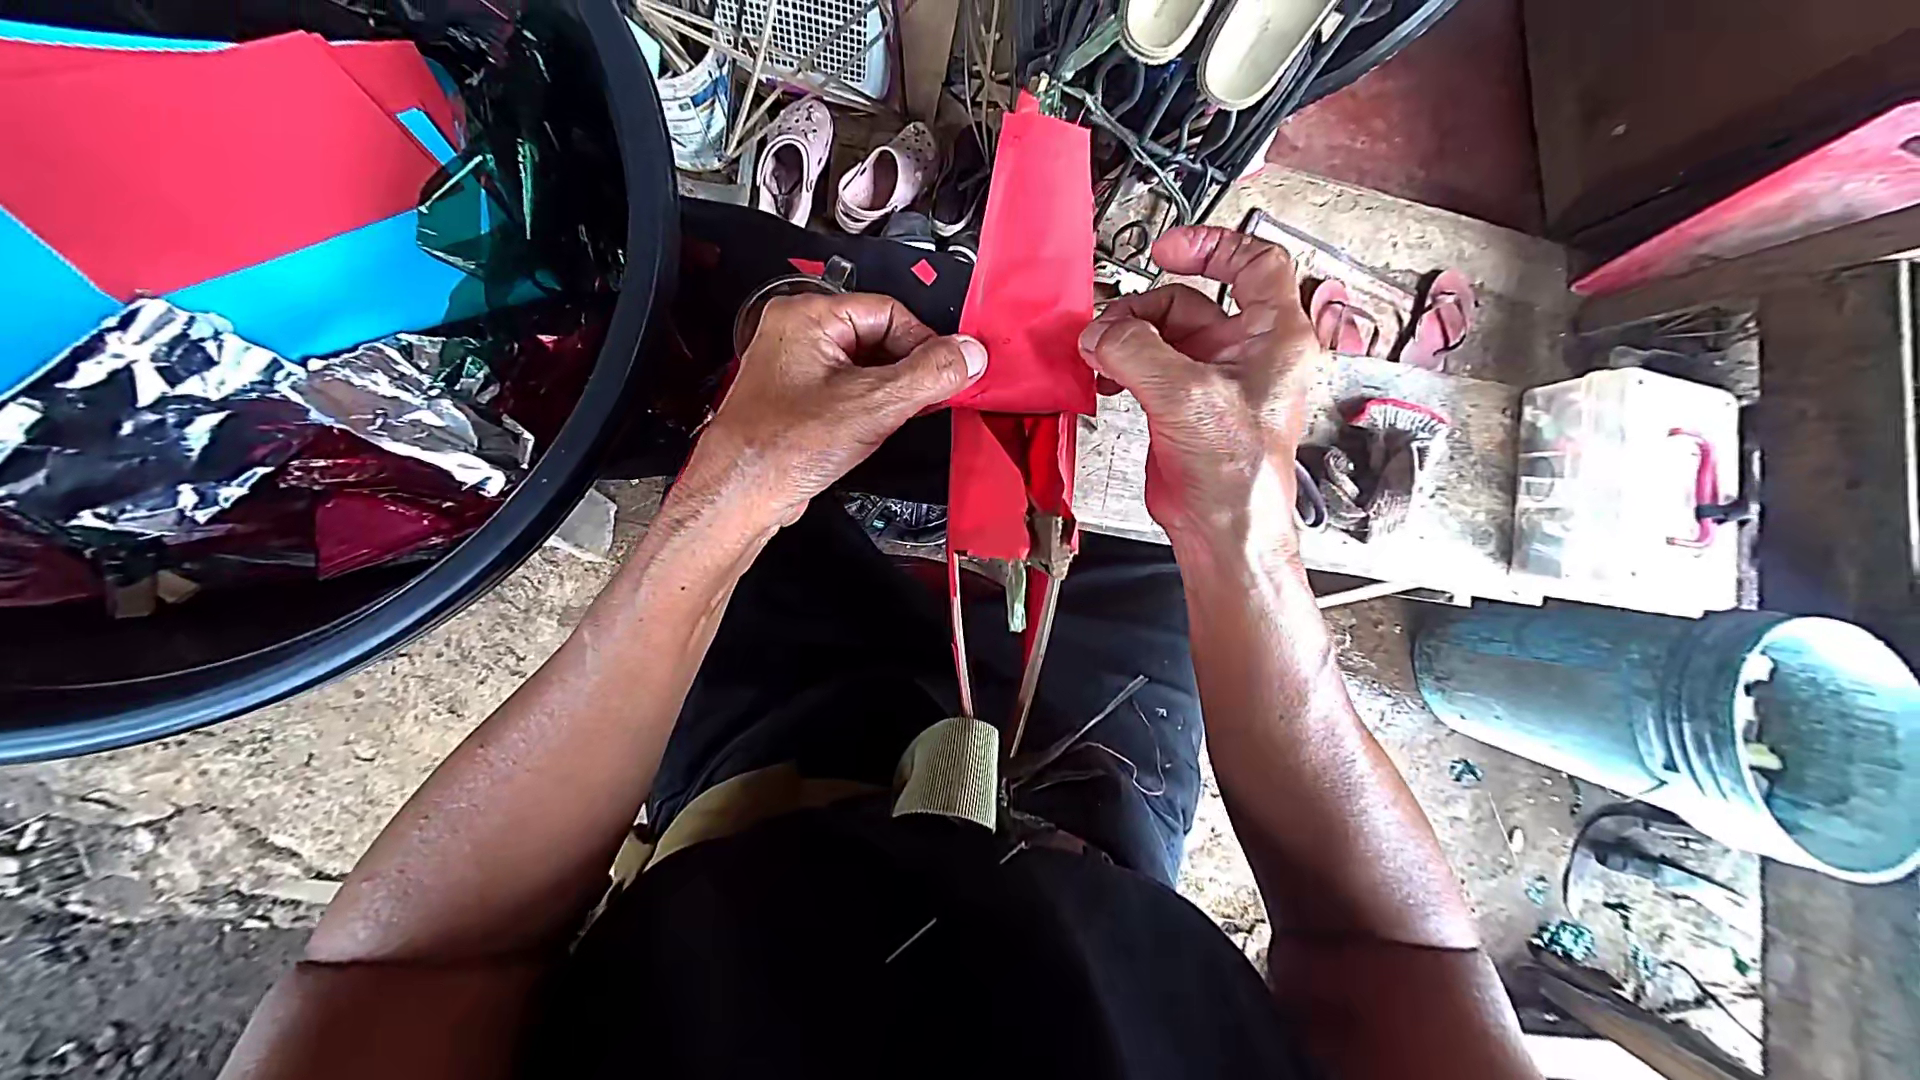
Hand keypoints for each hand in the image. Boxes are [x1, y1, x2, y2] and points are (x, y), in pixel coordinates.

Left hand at [685, 292, 986, 526]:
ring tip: (896, 417)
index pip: (891, 311)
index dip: (924, 343)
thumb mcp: (872, 406)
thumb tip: (967, 354)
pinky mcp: (803, 401)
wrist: (741, 495)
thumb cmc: (778, 448)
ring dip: (893, 392)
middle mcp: (799, 336)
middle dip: (909, 371)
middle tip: (928, 397)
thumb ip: (928, 375)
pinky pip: (852, 391)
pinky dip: (873, 407)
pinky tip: (877, 428)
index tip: (947, 370)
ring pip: (868, 368)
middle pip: (881, 338)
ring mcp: (800, 369)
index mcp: (808, 317)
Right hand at [1077, 225, 1320, 550]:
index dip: (1211, 247)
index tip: (1169, 249)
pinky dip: (1120, 366)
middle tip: (1109, 329)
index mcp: (1273, 337)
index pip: (1254, 264)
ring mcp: (1208, 380)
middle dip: (1143, 310)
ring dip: (1125, 339)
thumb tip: (1102, 332)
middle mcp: (1243, 354)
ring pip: (1161, 336)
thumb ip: (1138, 352)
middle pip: (1188, 302)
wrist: (1219, 524)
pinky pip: (1145, 367)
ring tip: (1100, 354)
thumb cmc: (1237, 473)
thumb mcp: (1186, 395)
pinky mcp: (1180, 405)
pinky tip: (1104, 376)